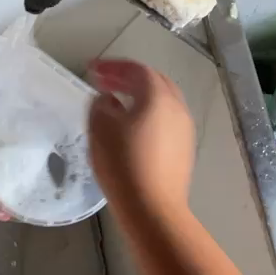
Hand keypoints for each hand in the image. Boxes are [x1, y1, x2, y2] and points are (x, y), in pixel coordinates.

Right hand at [87, 59, 195, 222]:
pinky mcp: (184, 148)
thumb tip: (108, 99)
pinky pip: (165, 119)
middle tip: (103, 81)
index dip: (112, 66)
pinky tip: (131, 126)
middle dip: (127, 77)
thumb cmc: (123, 164)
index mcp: (158, 96)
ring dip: (138, 95)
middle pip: (154, 81)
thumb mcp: (100, 128)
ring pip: (162, 101)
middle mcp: (177, 107)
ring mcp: (184, 129)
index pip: (136, 69)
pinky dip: (147, 113)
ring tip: (116, 102)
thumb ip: (100, 104)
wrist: (152, 208)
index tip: (91, 69)